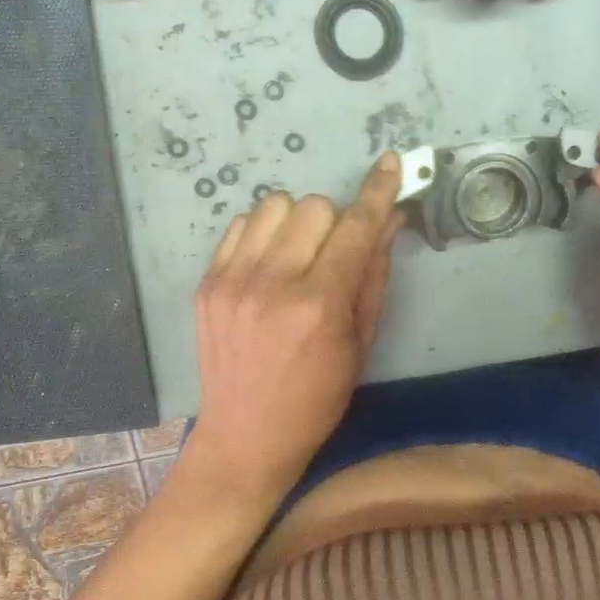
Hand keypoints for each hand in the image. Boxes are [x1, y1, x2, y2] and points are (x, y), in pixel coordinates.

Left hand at [191, 154, 404, 495]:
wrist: (246, 435)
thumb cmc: (318, 397)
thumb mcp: (361, 342)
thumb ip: (373, 275)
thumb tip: (389, 221)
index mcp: (319, 305)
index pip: (355, 228)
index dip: (378, 191)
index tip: (392, 164)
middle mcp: (272, 284)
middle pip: (314, 206)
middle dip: (335, 222)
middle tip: (335, 255)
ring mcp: (232, 281)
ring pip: (274, 206)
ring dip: (297, 222)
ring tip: (298, 256)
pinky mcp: (207, 284)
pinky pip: (240, 226)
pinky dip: (263, 235)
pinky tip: (268, 266)